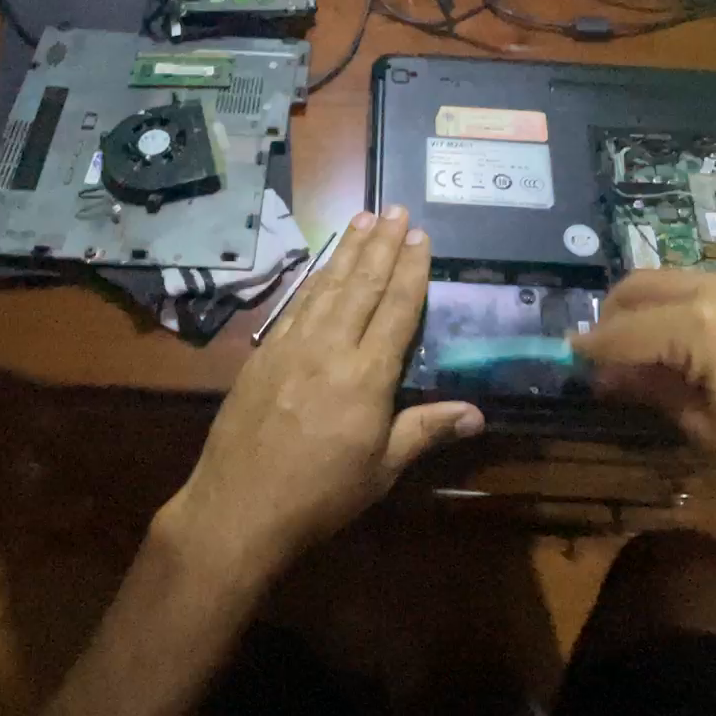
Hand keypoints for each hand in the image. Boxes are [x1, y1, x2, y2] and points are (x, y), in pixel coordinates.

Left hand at [160, 207, 483, 577]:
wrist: (238, 507)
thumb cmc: (321, 495)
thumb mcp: (382, 470)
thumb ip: (426, 430)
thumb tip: (477, 413)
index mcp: (366, 377)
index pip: (396, 309)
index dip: (410, 270)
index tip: (420, 236)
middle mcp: (330, 348)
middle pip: (361, 285)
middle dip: (382, 244)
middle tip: (395, 209)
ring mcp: (292, 345)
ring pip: (326, 286)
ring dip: (347, 250)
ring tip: (363, 218)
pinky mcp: (264, 352)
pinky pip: (296, 304)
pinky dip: (313, 277)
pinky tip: (322, 264)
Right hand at [571, 270, 715, 534]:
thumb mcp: (709, 429)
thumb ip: (653, 389)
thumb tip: (607, 374)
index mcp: (702, 322)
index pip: (625, 330)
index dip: (591, 346)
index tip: (566, 355)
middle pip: (643, 285)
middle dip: (613, 315)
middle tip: (600, 352)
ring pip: (676, 282)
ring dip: (648, 308)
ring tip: (640, 351)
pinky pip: (710, 291)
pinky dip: (683, 309)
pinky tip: (685, 345)